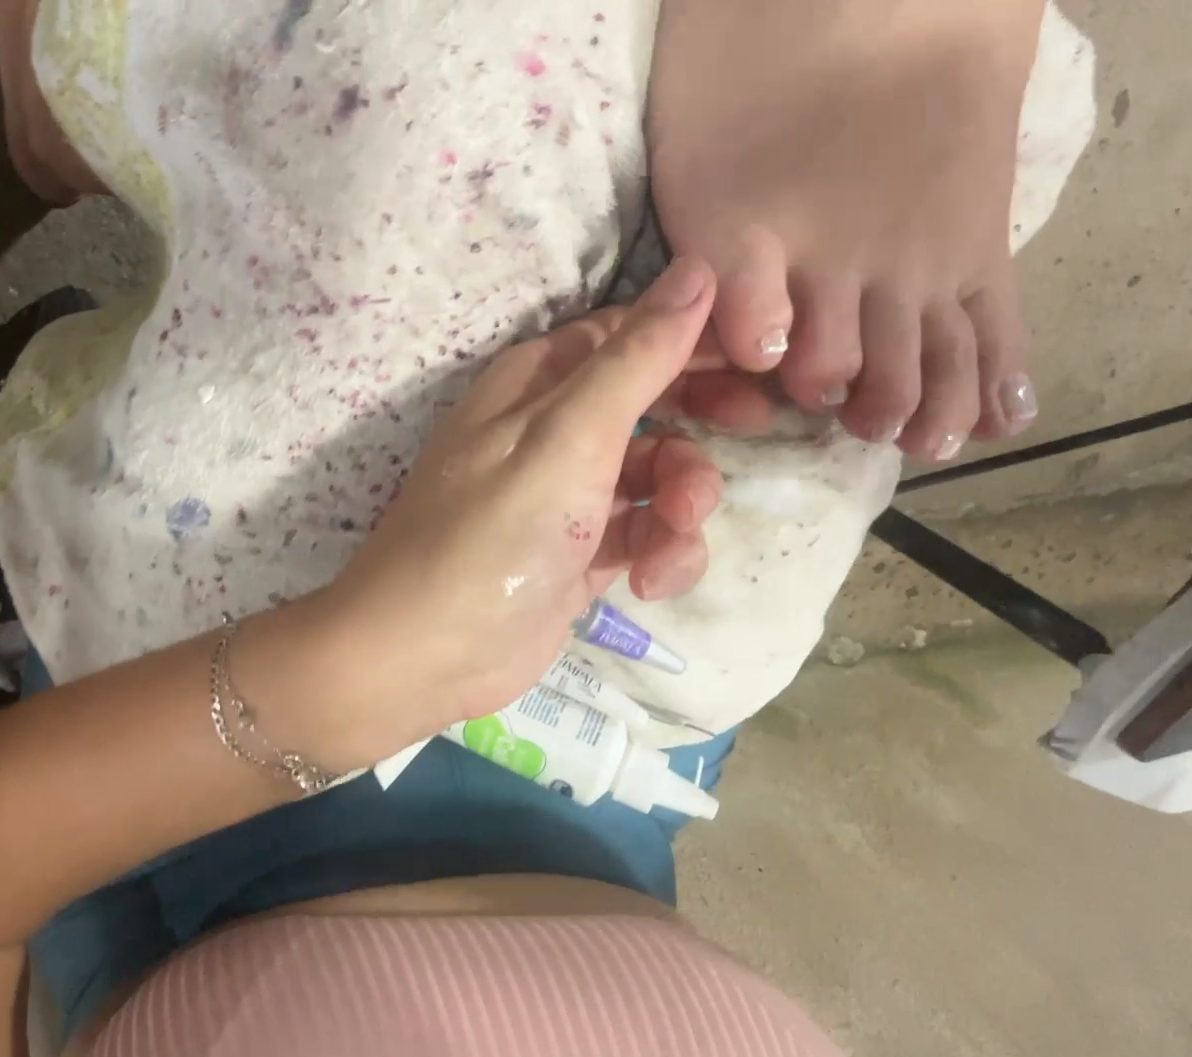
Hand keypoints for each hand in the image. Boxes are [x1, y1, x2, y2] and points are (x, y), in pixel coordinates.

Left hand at [305, 259, 724, 761]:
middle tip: (754, 425)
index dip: (695, 336)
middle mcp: (549, 431)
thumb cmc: (492, 534)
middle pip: (650, 400)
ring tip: (669, 540)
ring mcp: (565, 496)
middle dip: (700, 418)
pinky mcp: (578, 556)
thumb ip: (634, 359)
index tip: (763, 350)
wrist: (427, 652)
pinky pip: (643, 534)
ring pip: (656, 474)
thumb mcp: (566, 437)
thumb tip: (697, 268)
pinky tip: (651, 582)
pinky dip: (661, 552)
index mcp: (535, 384)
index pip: (628, 334)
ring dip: (682, 503)